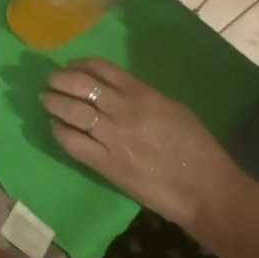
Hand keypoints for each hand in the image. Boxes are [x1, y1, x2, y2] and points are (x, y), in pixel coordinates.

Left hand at [41, 58, 243, 229]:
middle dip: (58, 79)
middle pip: (77, 83)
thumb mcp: (173, 109)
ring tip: (48, 100)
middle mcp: (123, 110)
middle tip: (51, 82)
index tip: (70, 68)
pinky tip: (56, 126)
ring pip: (69, 109)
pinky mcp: (106, 163)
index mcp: (142, 95)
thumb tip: (110, 87)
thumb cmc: (198, 149)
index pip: (100, 68)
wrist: (210, 193)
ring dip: (53, 101)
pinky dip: (59, 130)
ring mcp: (112, 137)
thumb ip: (141, 94)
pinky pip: (72, 141)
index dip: (79, 64)